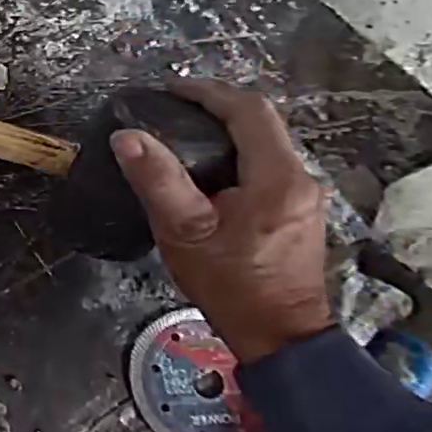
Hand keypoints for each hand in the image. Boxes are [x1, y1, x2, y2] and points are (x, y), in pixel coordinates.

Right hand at [112, 79, 332, 364]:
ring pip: (265, 141)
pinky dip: (236, 150)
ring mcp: (304, 195)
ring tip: (182, 130)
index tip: (171, 90)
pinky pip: (267, 162)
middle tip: (172, 108)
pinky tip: (208, 165)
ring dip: (226, 128)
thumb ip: (157, 180)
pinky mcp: (299, 209)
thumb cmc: (232, 286)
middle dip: (215, 106)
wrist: (281, 341)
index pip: (249, 110)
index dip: (208, 92)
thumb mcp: (185, 232)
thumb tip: (127, 136)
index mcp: (278, 177)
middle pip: (260, 121)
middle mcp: (300, 178)